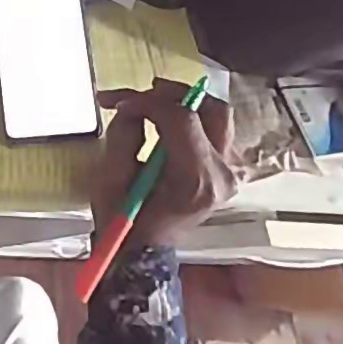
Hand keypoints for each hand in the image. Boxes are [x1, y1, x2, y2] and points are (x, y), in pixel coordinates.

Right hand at [90, 79, 235, 250]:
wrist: (144, 251)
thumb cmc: (124, 220)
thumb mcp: (112, 177)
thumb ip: (124, 134)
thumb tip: (133, 105)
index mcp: (195, 180)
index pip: (182, 119)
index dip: (147, 102)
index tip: (118, 102)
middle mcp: (222, 175)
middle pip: (212, 111)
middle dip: (175, 95)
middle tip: (145, 92)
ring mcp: (230, 174)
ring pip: (218, 117)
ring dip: (186, 104)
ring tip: (154, 101)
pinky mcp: (226, 172)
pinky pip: (216, 132)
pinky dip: (193, 118)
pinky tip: (168, 120)